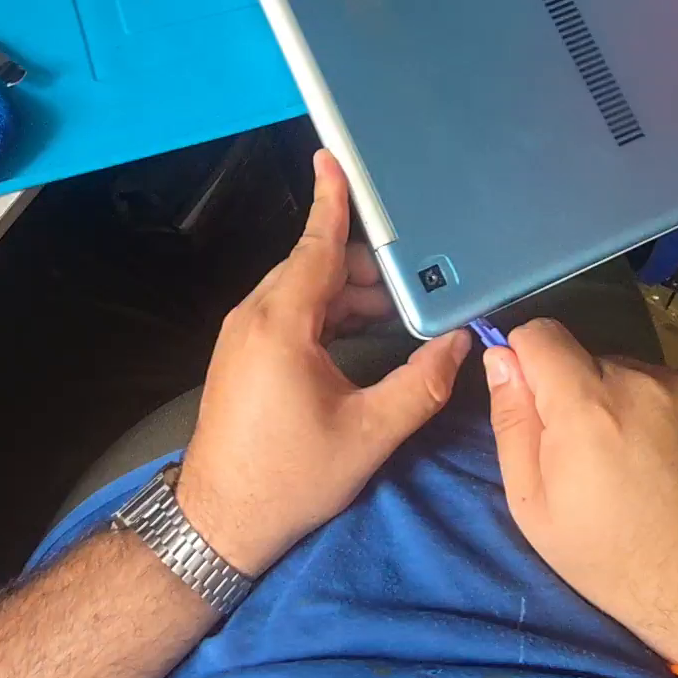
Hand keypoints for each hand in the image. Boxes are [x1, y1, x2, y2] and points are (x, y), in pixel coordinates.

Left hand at [176, 151, 471, 575]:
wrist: (218, 521)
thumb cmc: (290, 477)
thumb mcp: (368, 433)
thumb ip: (421, 382)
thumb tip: (459, 343)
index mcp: (282, 324)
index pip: (315, 247)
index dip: (331, 201)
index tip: (333, 156)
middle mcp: (256, 316)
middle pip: (314, 266)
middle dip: (364, 267)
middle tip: (413, 280)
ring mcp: (243, 333)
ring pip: (302, 290)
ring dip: (347, 293)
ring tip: (395, 310)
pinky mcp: (243, 352)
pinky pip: (289, 312)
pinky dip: (326, 312)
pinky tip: (360, 330)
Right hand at [484, 319, 677, 664]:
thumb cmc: (609, 556)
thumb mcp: (533, 502)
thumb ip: (511, 419)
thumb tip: (499, 358)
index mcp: (586, 406)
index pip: (539, 332)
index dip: (524, 359)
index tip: (531, 401)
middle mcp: (637, 381)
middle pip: (578, 355)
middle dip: (567, 390)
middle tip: (579, 451)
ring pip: (617, 369)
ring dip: (608, 398)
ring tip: (624, 457)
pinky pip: (655, 382)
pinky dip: (645, 406)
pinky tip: (658, 455)